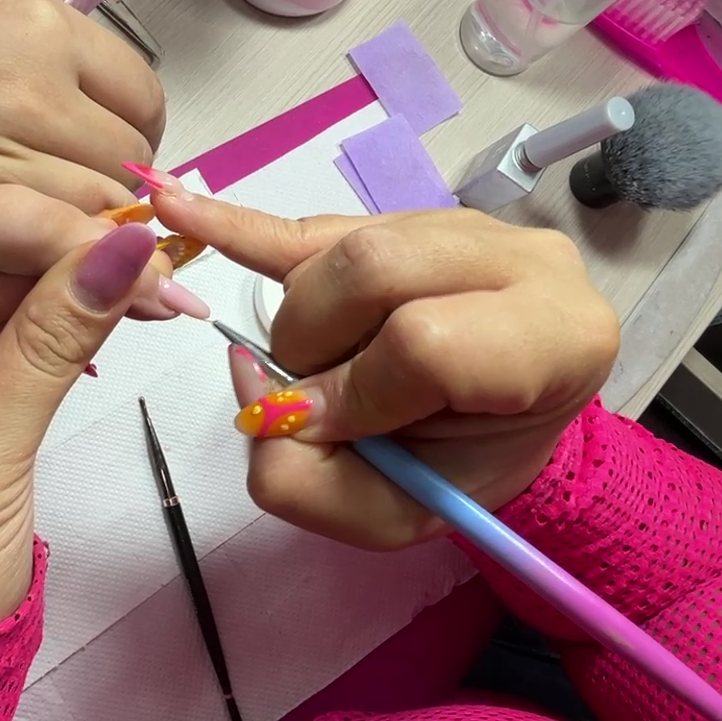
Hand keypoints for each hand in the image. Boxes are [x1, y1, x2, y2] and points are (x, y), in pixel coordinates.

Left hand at [0, 223, 163, 623]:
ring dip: (72, 308)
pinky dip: (65, 344)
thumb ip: (50, 344)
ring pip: (6, 326)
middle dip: (63, 280)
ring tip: (148, 288)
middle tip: (153, 265)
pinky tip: (109, 323)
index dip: (36, 257)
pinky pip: (18, 362)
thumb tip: (120, 249)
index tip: (124, 241)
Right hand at [150, 178, 617, 549]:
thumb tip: (253, 380)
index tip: (327, 425)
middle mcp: (516, 258)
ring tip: (314, 360)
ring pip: (332, 251)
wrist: (494, 420)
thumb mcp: (395, 517)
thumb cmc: (455, 468)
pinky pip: (299, 223)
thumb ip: (308, 481)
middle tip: (312, 393)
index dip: (357, 392)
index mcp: (553, 338)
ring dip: (296, 320)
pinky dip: (228, 222)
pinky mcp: (388, 218)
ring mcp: (454, 224)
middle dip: (309, 346)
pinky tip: (168, 202)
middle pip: (366, 273)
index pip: (425, 342)